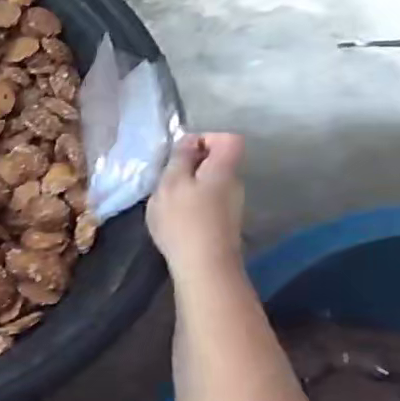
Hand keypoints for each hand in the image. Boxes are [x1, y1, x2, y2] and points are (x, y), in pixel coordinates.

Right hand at [147, 133, 245, 273]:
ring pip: (211, 179)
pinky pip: (208, 196)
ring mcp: (231, 201)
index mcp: (223, 169)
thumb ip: (179, 160)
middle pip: (219, 160)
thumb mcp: (171, 185)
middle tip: (165, 178)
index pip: (228, 138)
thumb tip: (188, 140)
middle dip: (191, 163)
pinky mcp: (223, 218)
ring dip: (188, 183)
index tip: (179, 153)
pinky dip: (191, 199)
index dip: (204, 138)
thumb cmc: (183, 220)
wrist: (204, 262)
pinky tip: (175, 214)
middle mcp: (234, 181)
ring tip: (166, 198)